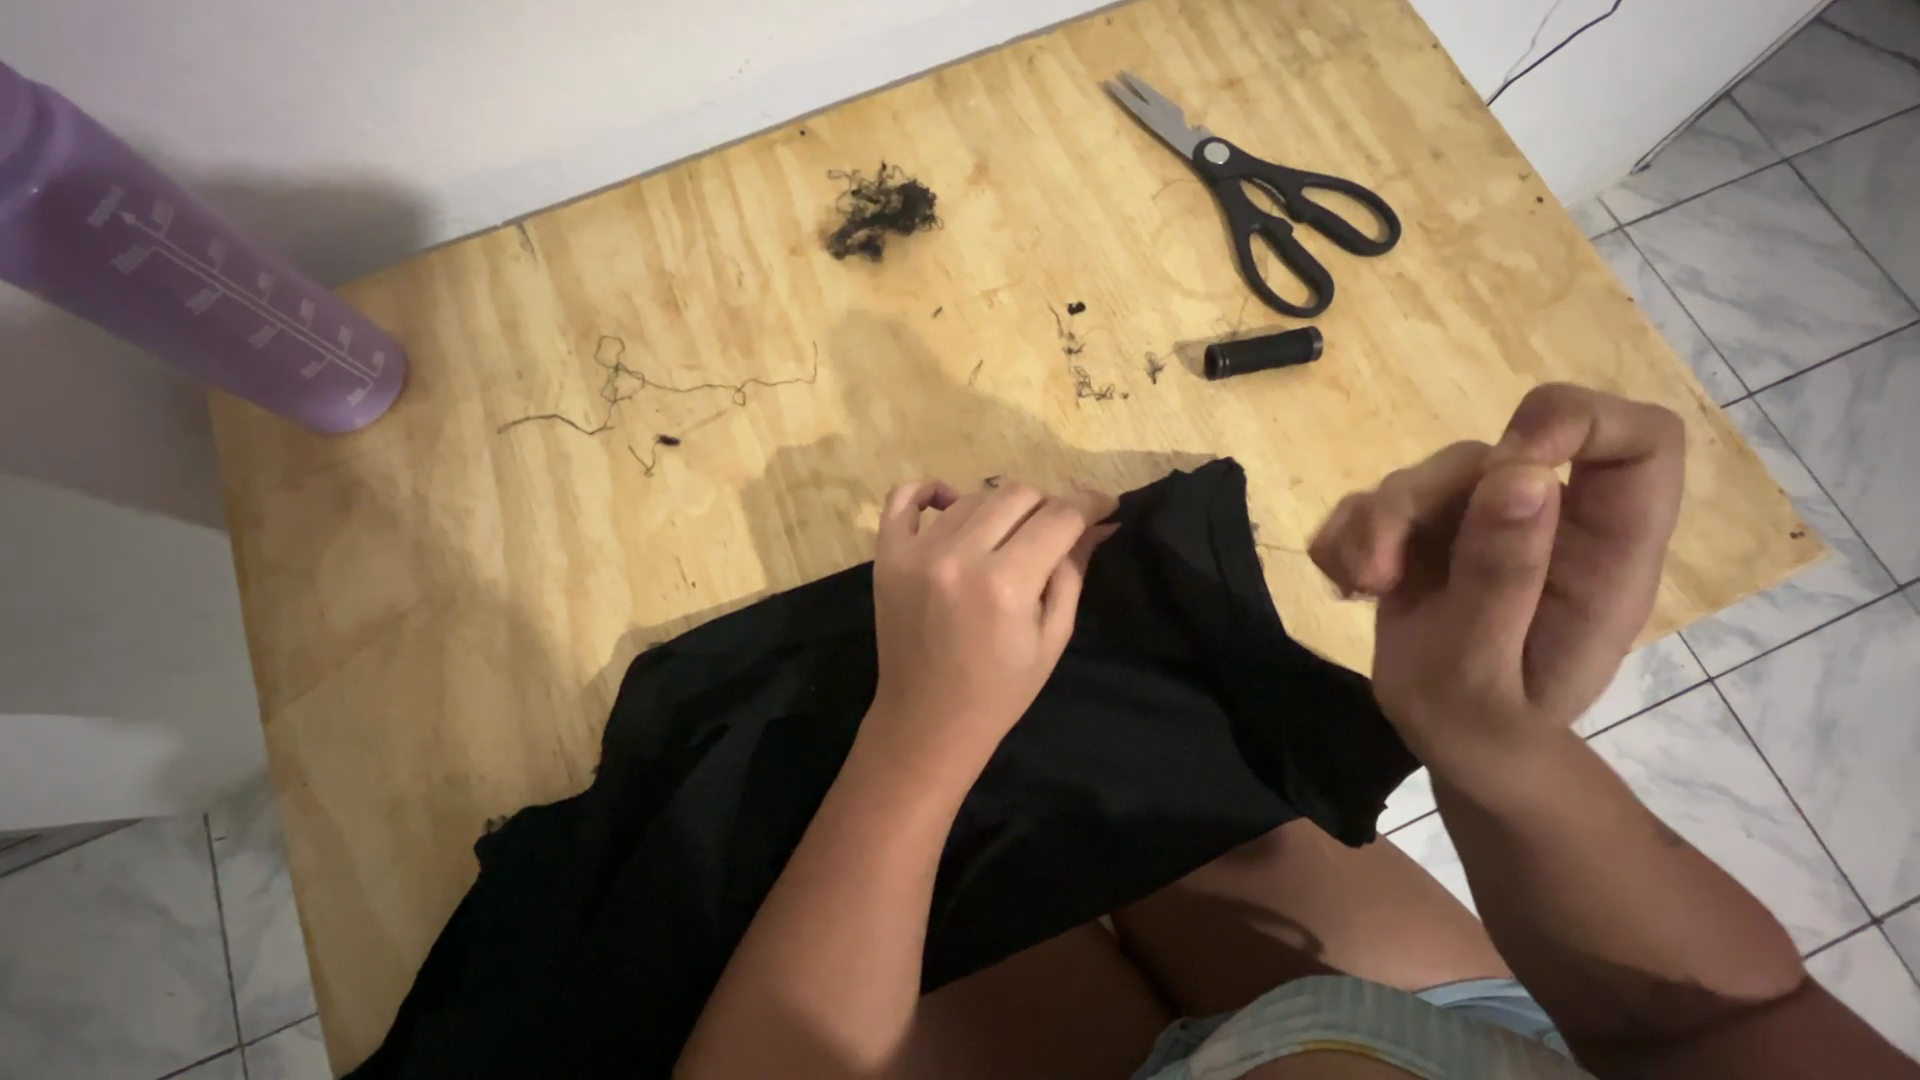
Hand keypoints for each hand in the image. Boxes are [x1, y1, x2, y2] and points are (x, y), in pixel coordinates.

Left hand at [863, 479, 1117, 779]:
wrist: (927, 721)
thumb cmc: (1000, 690)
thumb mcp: (1052, 636)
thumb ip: (1074, 571)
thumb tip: (1100, 523)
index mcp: (1006, 583)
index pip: (1060, 516)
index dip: (1090, 504)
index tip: (1104, 506)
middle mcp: (959, 557)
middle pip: (1017, 494)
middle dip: (1047, 506)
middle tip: (1054, 531)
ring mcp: (916, 552)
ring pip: (972, 496)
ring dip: (999, 508)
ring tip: (1008, 536)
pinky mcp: (887, 556)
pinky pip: (902, 498)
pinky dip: (929, 491)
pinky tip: (949, 503)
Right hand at [1309, 384, 1685, 774]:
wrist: (1456, 748)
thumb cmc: (1488, 727)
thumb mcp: (1485, 669)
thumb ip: (1504, 578)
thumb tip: (1521, 475)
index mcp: (1604, 554)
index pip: (1639, 441)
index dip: (1581, 422)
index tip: (1507, 464)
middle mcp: (1549, 524)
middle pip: (1493, 454)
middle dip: (1418, 500)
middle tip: (1378, 571)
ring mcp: (1482, 525)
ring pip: (1424, 477)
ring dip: (1371, 527)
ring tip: (1360, 589)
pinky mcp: (1427, 534)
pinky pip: (1374, 502)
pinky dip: (1346, 537)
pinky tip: (1349, 586)